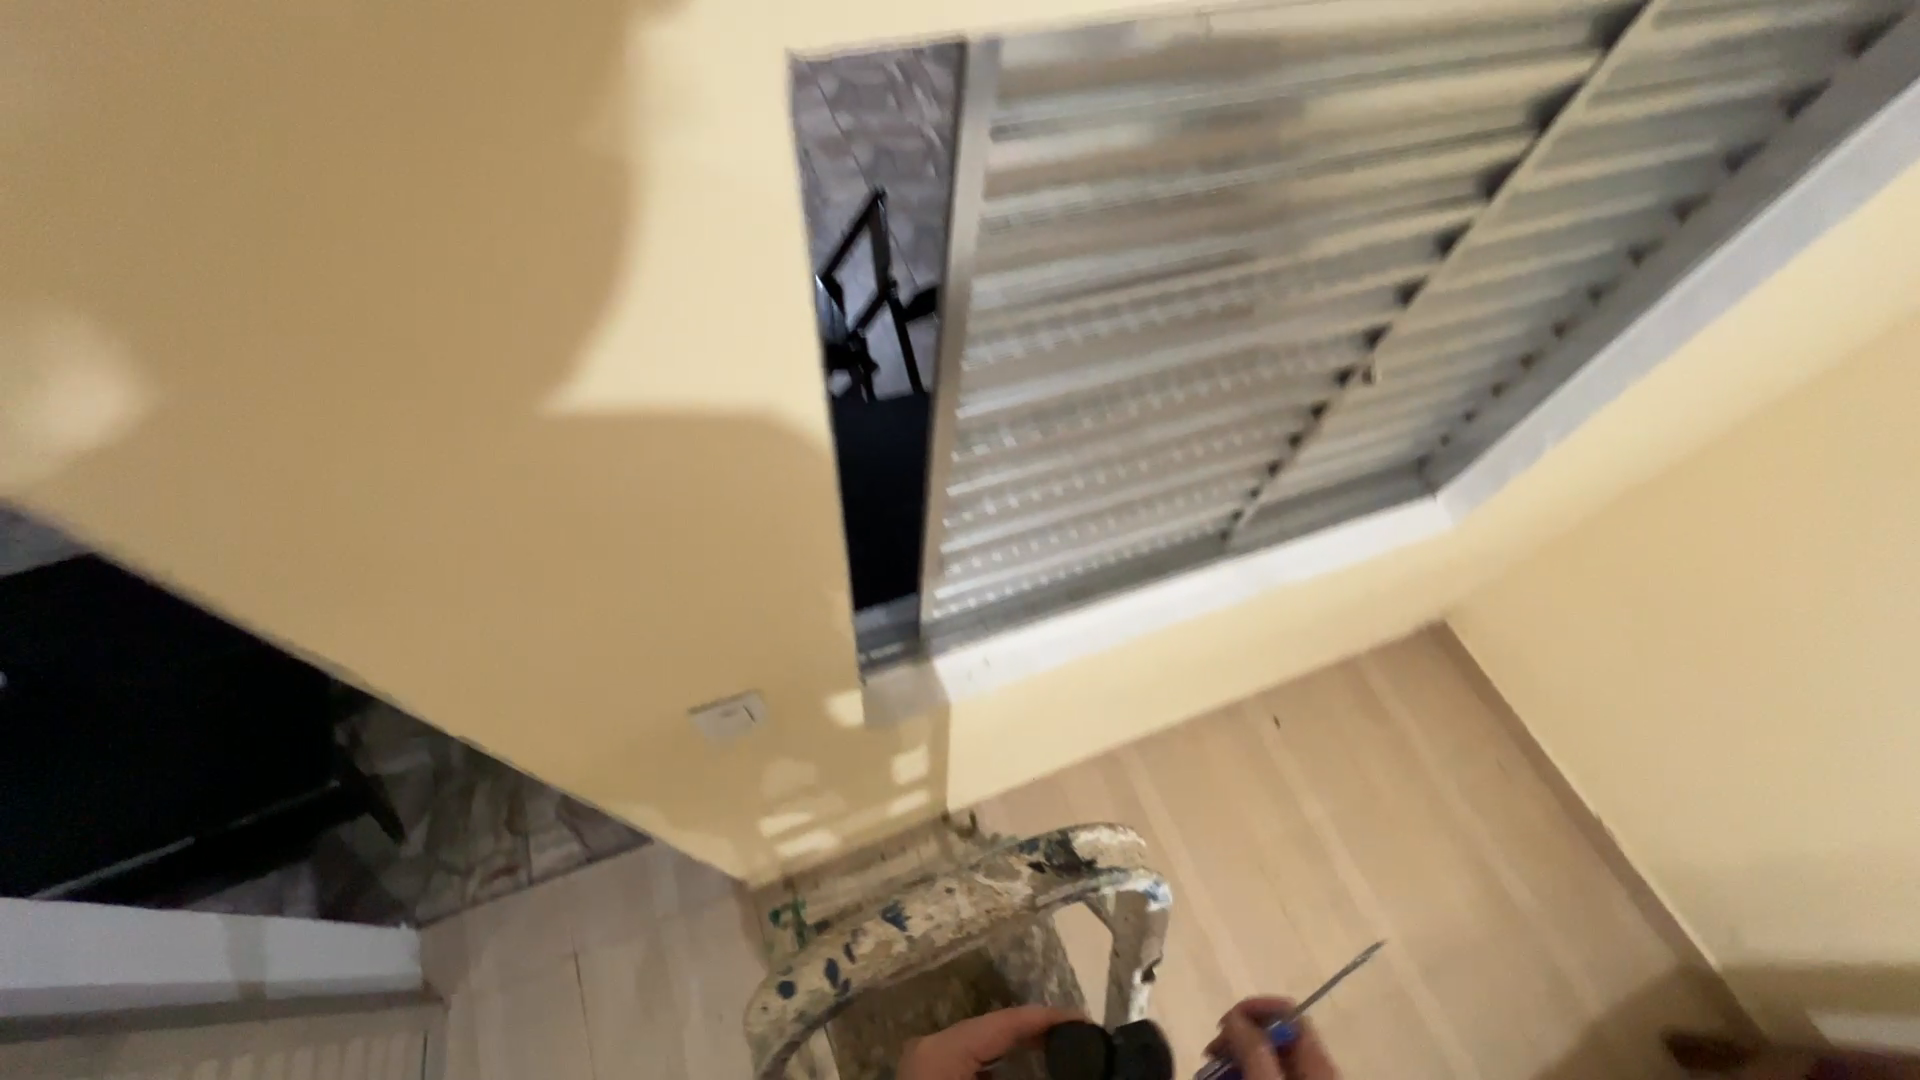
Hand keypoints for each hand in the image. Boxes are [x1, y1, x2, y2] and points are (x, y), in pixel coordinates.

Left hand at [897, 1005, 1081, 1079]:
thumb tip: (1074, 1076)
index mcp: (944, 1050)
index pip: (1005, 1022)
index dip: (1049, 1019)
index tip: (1086, 1022)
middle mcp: (931, 1048)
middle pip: (993, 1030)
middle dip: (1036, 1035)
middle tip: (1079, 1038)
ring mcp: (925, 1066)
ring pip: (981, 1048)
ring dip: (1018, 1052)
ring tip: (1058, 1053)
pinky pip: (969, 1068)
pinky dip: (997, 1071)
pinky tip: (1023, 1075)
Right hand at [1205, 997, 1340, 1079]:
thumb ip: (1252, 1049)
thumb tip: (1235, 1016)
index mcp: (1319, 1060)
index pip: (1290, 1012)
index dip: (1257, 1006)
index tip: (1226, 1020)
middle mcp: (1317, 1067)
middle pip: (1277, 1032)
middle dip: (1241, 1032)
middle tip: (1213, 1048)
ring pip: (1270, 1053)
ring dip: (1239, 1051)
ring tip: (1214, 1062)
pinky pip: (1270, 1071)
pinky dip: (1247, 1067)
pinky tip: (1228, 1074)